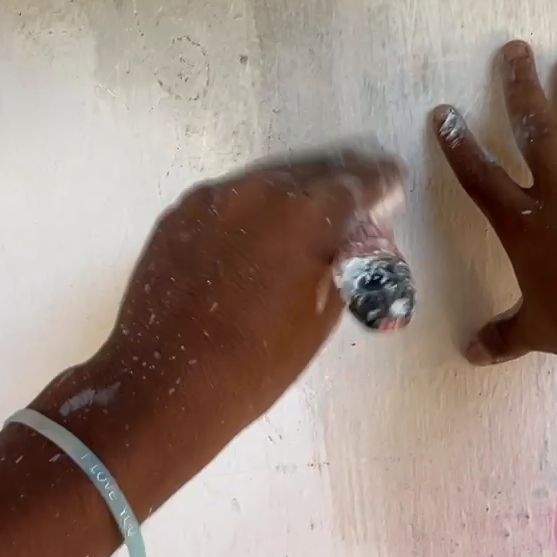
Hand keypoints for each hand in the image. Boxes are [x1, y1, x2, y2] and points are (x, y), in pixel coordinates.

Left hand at [58, 149, 404, 498]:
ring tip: (311, 206)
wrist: (165, 386)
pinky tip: (259, 227)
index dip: (381, 183)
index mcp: (306, 216)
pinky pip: (230, 199)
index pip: (358, 183)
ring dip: (296, 189)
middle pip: (313, 170)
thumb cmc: (255, 366)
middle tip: (360, 188)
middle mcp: (260, 191)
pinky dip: (253, 206)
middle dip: (341, 178)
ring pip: (268, 180)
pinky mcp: (180, 213)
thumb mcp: (320, 317)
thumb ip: (343, 264)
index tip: (392, 182)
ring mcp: (213, 198)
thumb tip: (347, 241)